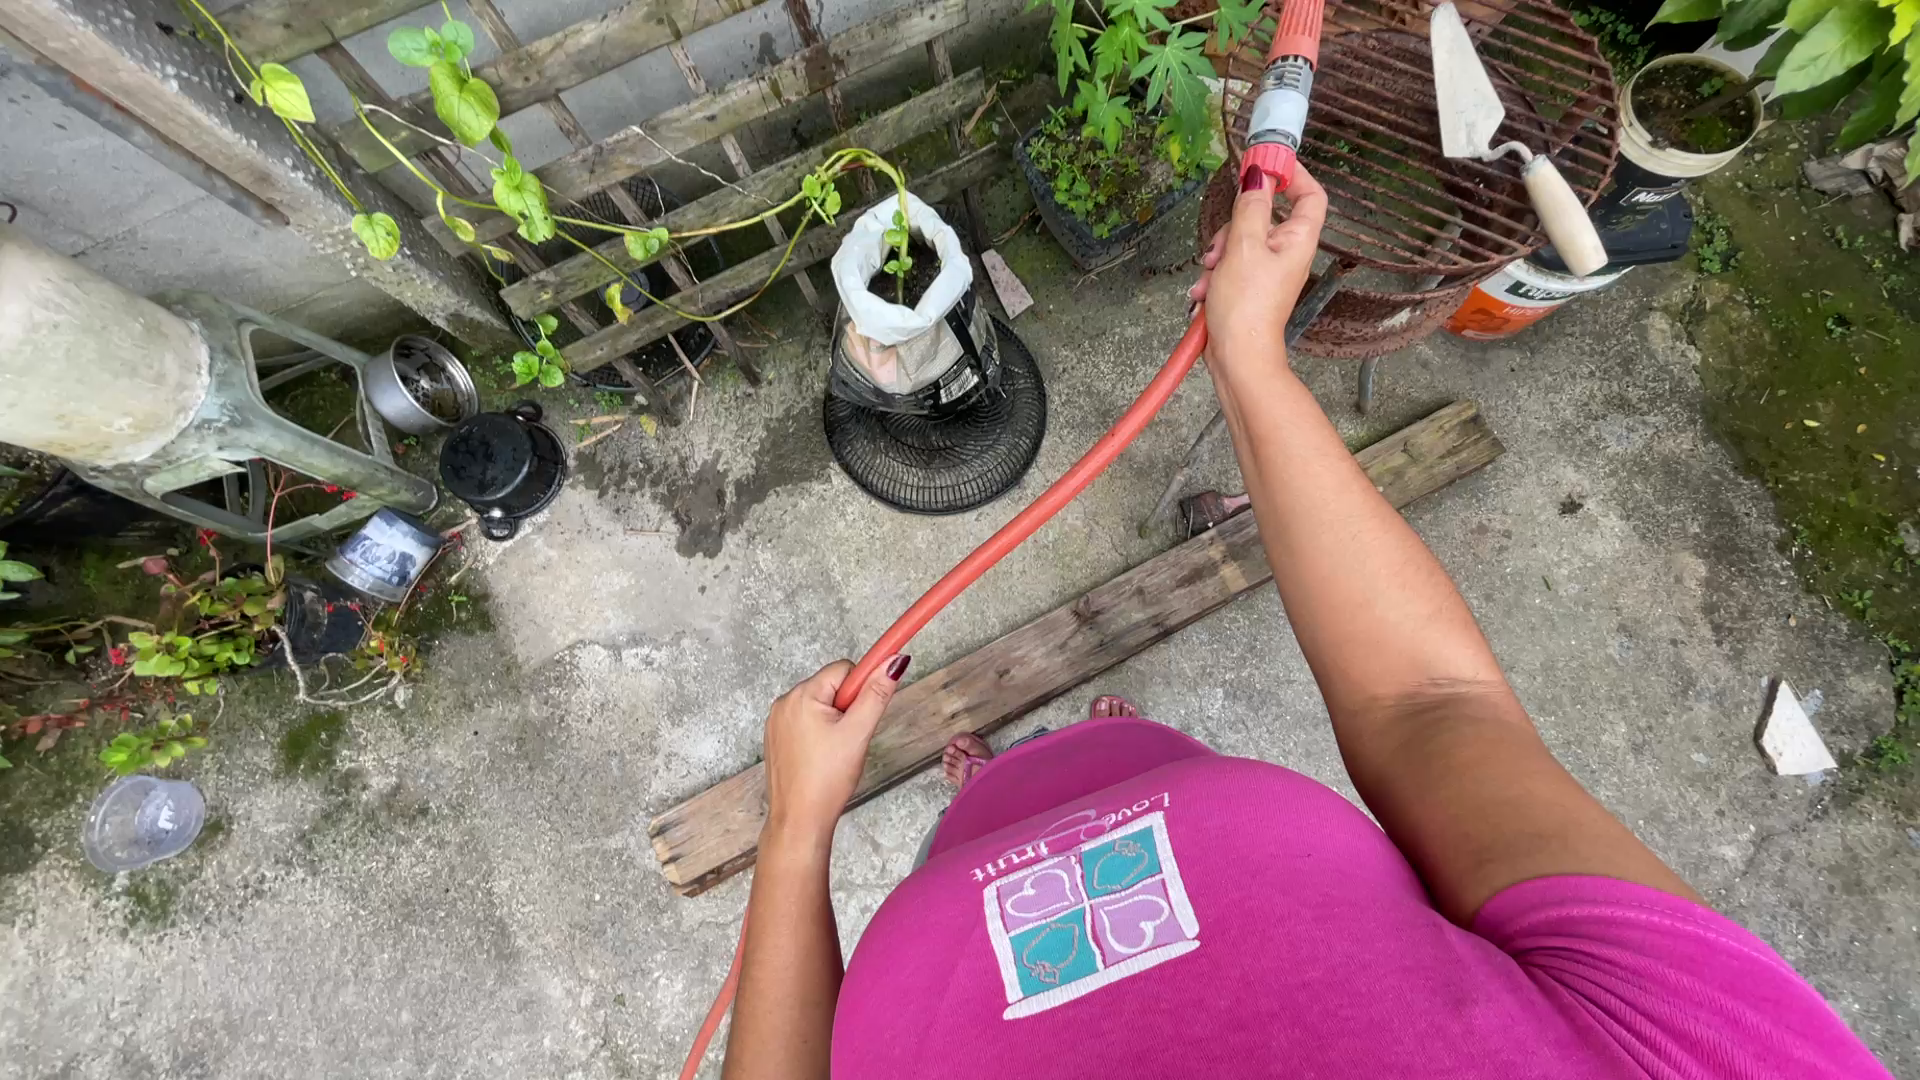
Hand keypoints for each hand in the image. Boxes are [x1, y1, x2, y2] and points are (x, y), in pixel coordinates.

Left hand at [760, 655, 909, 850]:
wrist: (799, 821)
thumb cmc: (825, 781)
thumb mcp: (858, 733)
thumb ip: (877, 694)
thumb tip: (893, 662)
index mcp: (802, 696)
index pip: (844, 670)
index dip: (862, 688)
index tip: (871, 705)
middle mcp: (785, 702)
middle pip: (831, 686)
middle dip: (848, 706)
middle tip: (851, 737)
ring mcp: (778, 721)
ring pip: (821, 704)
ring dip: (835, 720)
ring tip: (837, 750)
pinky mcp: (777, 737)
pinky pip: (807, 720)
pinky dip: (820, 731)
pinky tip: (824, 755)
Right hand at [1189, 164, 1328, 374]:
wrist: (1237, 358)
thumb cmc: (1246, 307)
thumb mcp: (1242, 247)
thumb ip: (1249, 206)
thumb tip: (1256, 175)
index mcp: (1297, 240)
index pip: (1309, 194)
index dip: (1291, 175)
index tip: (1265, 166)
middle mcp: (1285, 255)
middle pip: (1260, 220)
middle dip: (1231, 229)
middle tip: (1217, 248)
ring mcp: (1265, 274)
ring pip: (1238, 246)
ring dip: (1216, 259)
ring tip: (1207, 280)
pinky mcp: (1246, 291)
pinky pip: (1227, 271)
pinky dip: (1212, 280)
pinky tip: (1202, 296)